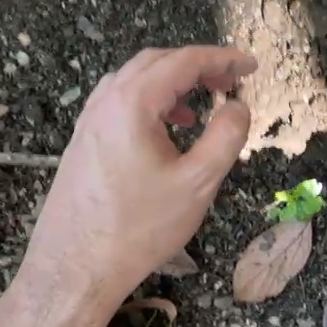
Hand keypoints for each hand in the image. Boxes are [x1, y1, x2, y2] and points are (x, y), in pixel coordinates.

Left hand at [15, 46, 254, 326]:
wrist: (75, 267)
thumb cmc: (140, 227)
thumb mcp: (198, 183)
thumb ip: (225, 137)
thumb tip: (238, 106)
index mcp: (132, 103)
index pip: (183, 62)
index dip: (222, 59)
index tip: (251, 66)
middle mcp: (105, 102)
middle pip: (155, 63)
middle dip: (197, 66)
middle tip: (231, 82)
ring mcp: (89, 122)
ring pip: (134, 81)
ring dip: (172, 83)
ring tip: (202, 106)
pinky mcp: (83, 142)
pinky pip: (120, 103)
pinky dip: (151, 102)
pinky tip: (167, 132)